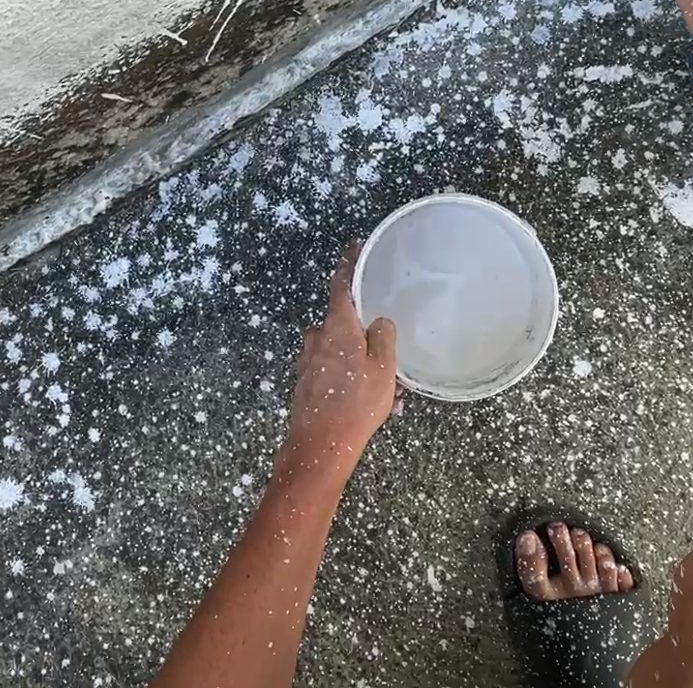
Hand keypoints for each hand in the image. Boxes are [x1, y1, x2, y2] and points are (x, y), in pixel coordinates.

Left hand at [277, 244, 398, 483]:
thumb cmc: (356, 403)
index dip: (349, 264)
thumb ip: (383, 337)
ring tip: (387, 391)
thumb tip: (378, 321)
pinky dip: (350, 378)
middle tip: (387, 353)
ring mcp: (308, 359)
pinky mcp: (305, 380)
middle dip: (364, 333)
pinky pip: (332, 370)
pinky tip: (369, 403)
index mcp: (336, 326)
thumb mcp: (383, 368)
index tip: (354, 247)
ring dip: (360, 362)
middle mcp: (317, 337)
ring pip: (340, 350)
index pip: (341, 285)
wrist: (320, 446)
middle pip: (342, 322)